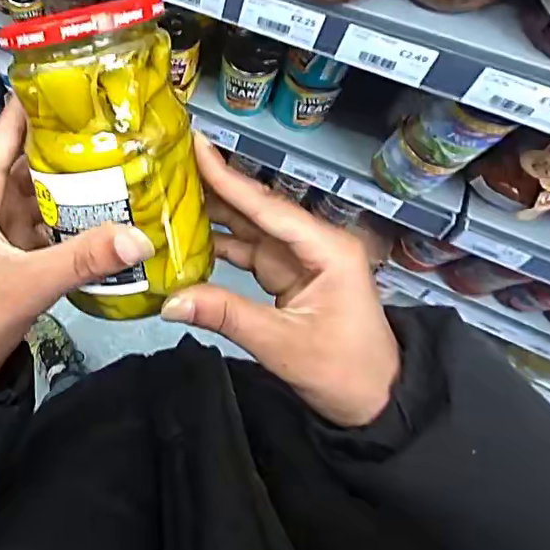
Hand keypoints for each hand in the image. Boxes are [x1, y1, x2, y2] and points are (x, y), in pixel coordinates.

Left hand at [0, 98, 154, 377]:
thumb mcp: (27, 283)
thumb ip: (81, 259)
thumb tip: (139, 236)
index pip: (5, 134)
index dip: (31, 104)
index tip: (68, 77)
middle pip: (32, 156)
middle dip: (68, 137)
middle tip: (115, 120)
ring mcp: (7, 222)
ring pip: (44, 186)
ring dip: (76, 174)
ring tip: (122, 155)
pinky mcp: (21, 244)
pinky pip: (52, 214)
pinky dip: (77, 208)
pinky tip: (110, 204)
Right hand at [161, 135, 399, 426]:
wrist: (379, 404)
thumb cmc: (345, 372)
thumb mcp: (283, 345)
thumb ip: (225, 315)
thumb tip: (170, 301)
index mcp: (325, 248)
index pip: (267, 205)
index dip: (228, 176)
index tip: (196, 145)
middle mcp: (311, 242)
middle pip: (256, 208)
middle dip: (215, 185)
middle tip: (172, 162)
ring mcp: (298, 257)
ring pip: (248, 225)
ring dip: (213, 211)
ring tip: (170, 192)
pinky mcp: (286, 274)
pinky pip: (246, 249)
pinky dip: (218, 242)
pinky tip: (188, 234)